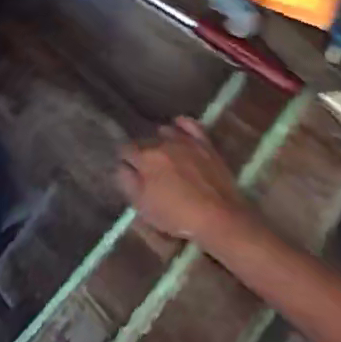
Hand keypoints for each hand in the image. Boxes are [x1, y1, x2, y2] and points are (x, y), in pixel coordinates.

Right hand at [118, 117, 255, 243]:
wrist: (219, 217)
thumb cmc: (177, 215)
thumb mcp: (143, 206)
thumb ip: (127, 183)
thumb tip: (121, 167)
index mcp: (145, 158)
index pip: (125, 150)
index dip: (125, 160)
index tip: (128, 171)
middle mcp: (162, 143)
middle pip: (144, 141)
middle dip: (142, 152)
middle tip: (146, 169)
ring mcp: (185, 141)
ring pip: (165, 131)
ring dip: (160, 140)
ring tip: (163, 153)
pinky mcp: (205, 144)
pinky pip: (190, 125)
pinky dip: (182, 124)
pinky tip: (178, 126)